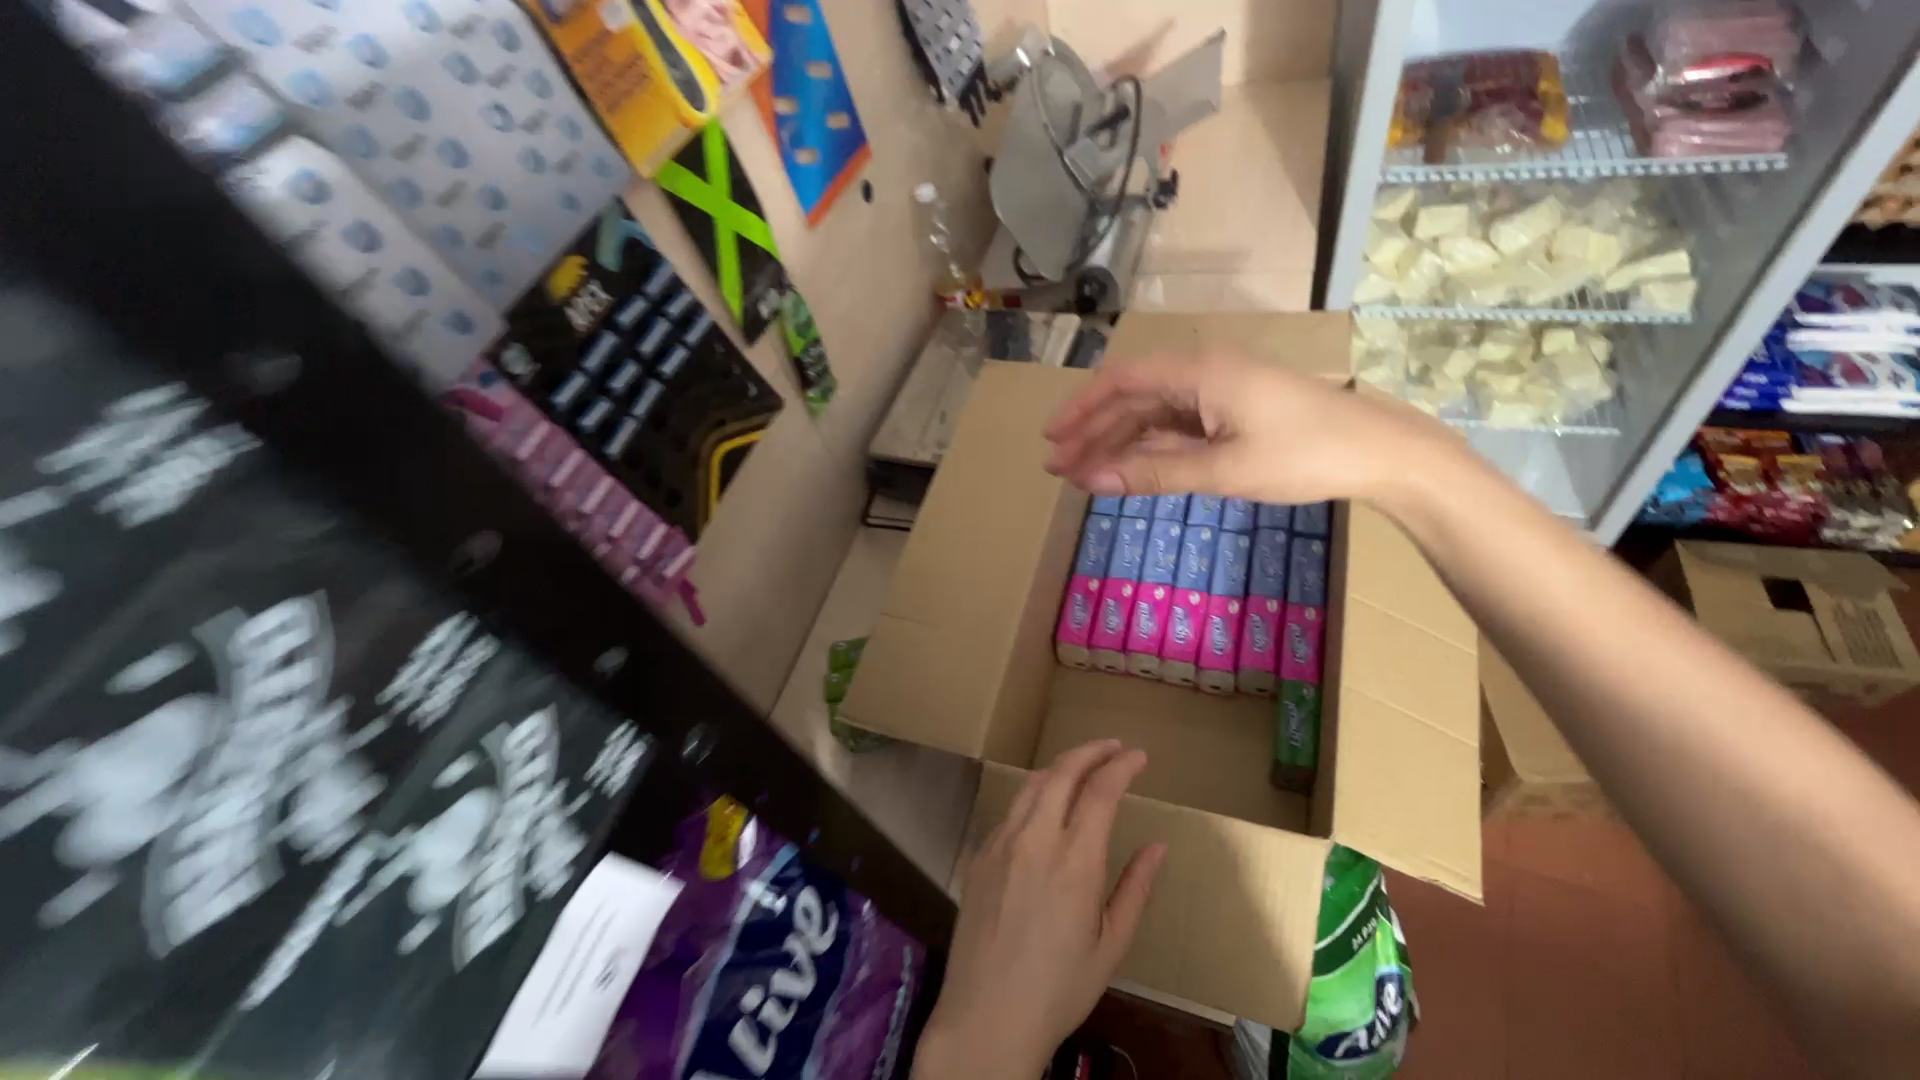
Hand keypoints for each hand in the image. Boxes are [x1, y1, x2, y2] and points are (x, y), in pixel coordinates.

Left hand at [913, 741, 1166, 1079]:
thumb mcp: (1111, 945)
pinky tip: (1047, 808)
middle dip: (1091, 751)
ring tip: (1083, 767)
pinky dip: (1035, 795)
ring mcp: (1000, 845)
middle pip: (1061, 772)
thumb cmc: (1059, 989)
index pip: (1100, 791)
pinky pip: (1011, 812)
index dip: (1122, 766)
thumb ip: (1135, 888)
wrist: (986, 1017)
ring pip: (1031, 785)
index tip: (1140, 756)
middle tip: (1114, 748)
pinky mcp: (979, 857)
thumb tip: (1158, 846)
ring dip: (1060, 767)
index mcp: (1073, 863)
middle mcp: (1033, 841)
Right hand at [1042, 349, 1455, 505]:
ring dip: (1118, 443)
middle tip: (1059, 469)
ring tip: (1084, 475)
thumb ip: (1154, 473)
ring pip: (1153, 414)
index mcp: (1199, 371)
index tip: (1051, 440)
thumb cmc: (1303, 455)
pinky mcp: (1232, 411)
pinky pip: (1177, 426)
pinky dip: (1150, 448)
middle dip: (1093, 433)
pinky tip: (1129, 469)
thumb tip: (1090, 480)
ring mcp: (1218, 392)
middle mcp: (1203, 372)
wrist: (1379, 452)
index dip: (1081, 409)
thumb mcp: (1223, 470)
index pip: (1122, 381)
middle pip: (1132, 398)